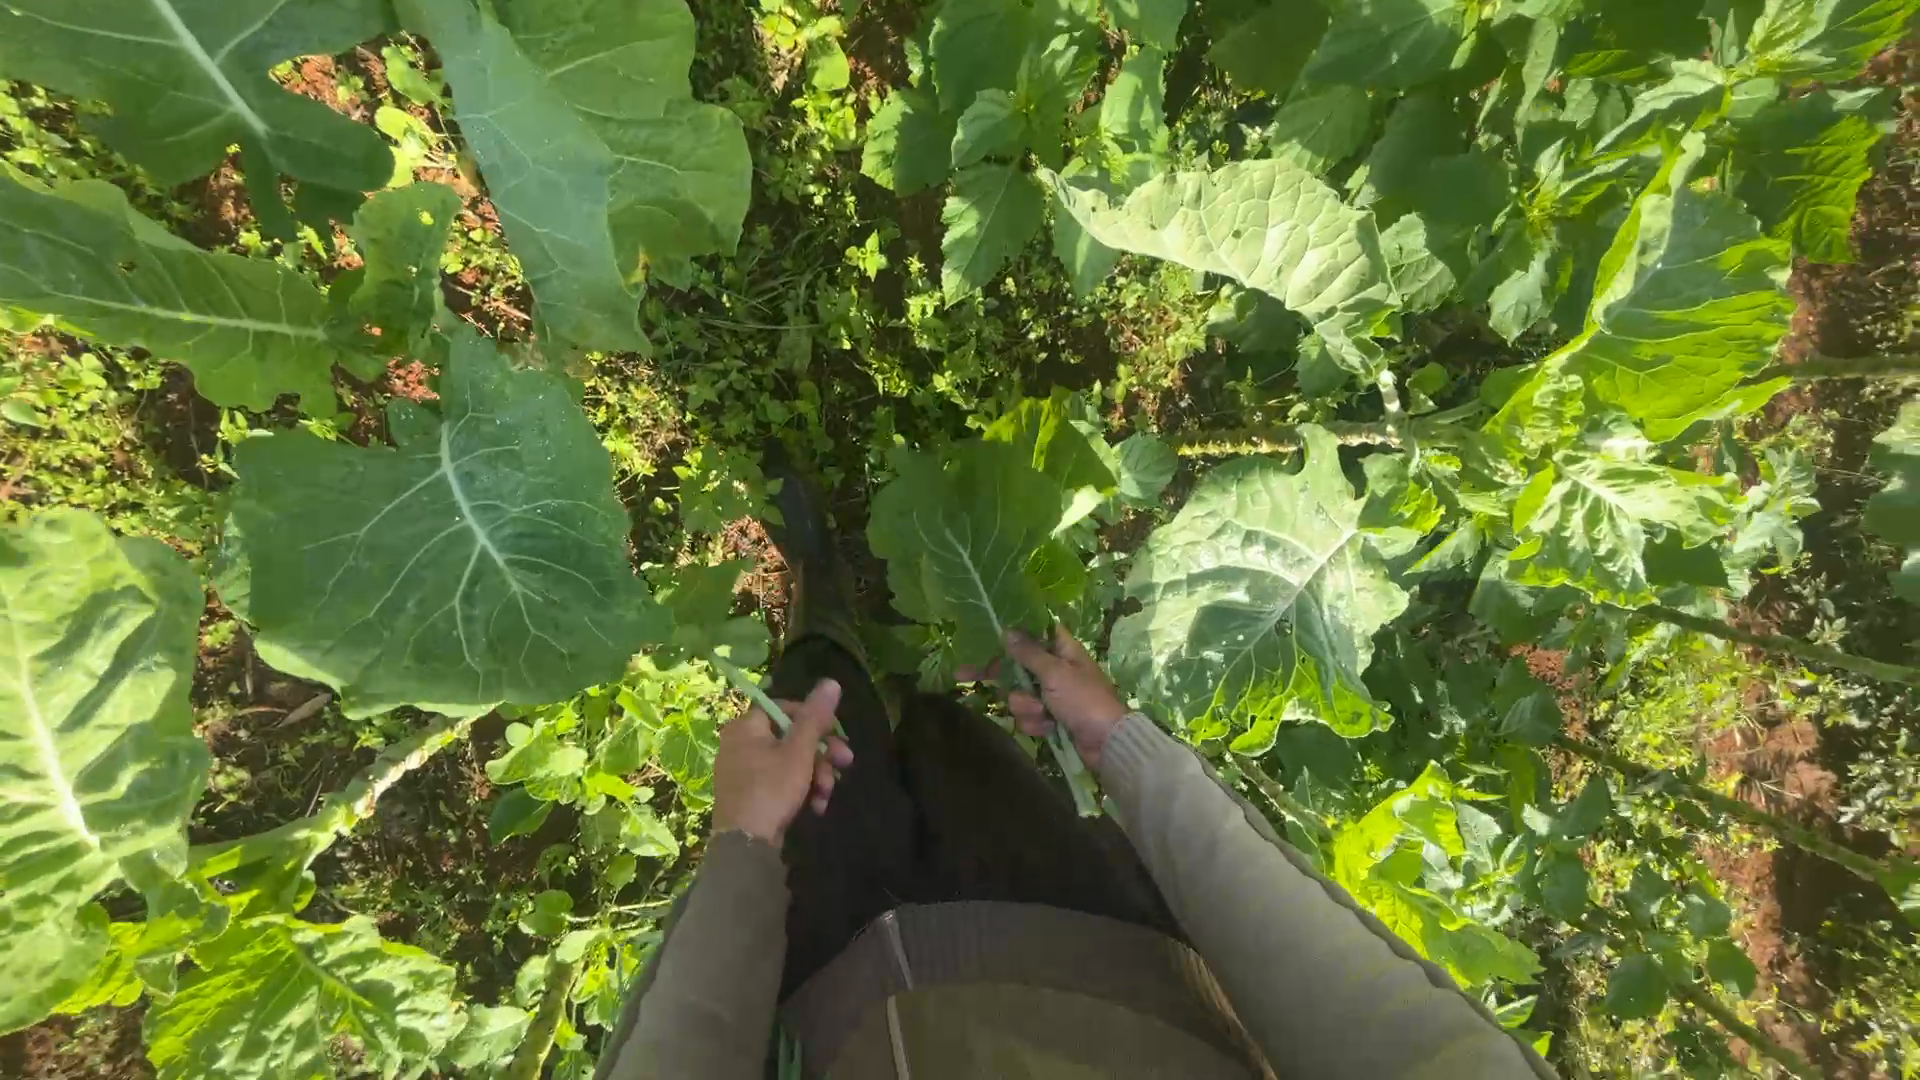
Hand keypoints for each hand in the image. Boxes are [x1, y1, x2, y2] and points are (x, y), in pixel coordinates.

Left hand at [712, 679, 852, 845]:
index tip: (837, 735)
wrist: (745, 845)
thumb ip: (816, 715)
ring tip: (827, 793)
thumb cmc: (771, 788)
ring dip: (816, 774)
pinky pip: (780, 780)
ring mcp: (743, 770)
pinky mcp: (749, 793)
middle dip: (822, 753)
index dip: (815, 719)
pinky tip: (815, 806)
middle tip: (846, 763)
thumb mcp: (800, 749)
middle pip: (791, 736)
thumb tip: (832, 681)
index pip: (786, 707)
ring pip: (790, 760)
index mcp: (746, 726)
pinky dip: (801, 789)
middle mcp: (740, 743)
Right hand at [1002, 625, 1128, 770]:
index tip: (997, 639)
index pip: (1038, 632)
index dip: (1017, 634)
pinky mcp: (1050, 717)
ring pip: (1021, 694)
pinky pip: (1029, 715)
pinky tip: (1048, 728)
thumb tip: (1007, 631)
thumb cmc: (1083, 699)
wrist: (1105, 742)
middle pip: (1021, 666)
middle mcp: (1056, 669)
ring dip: (1026, 706)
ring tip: (1041, 713)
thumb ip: (1029, 653)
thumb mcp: (1055, 673)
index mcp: (1063, 651)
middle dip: (1012, 680)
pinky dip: (1036, 723)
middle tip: (979, 677)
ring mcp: (1052, 694)